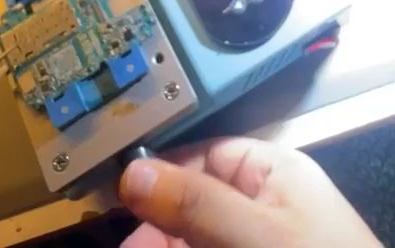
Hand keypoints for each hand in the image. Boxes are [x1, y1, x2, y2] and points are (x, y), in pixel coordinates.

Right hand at [118, 138, 380, 247]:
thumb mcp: (255, 235)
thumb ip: (196, 203)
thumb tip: (131, 170)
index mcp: (275, 171)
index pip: (204, 155)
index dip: (161, 172)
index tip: (120, 195)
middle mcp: (268, 203)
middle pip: (197, 203)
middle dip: (157, 224)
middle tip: (128, 246)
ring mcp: (266, 242)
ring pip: (201, 238)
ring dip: (167, 243)